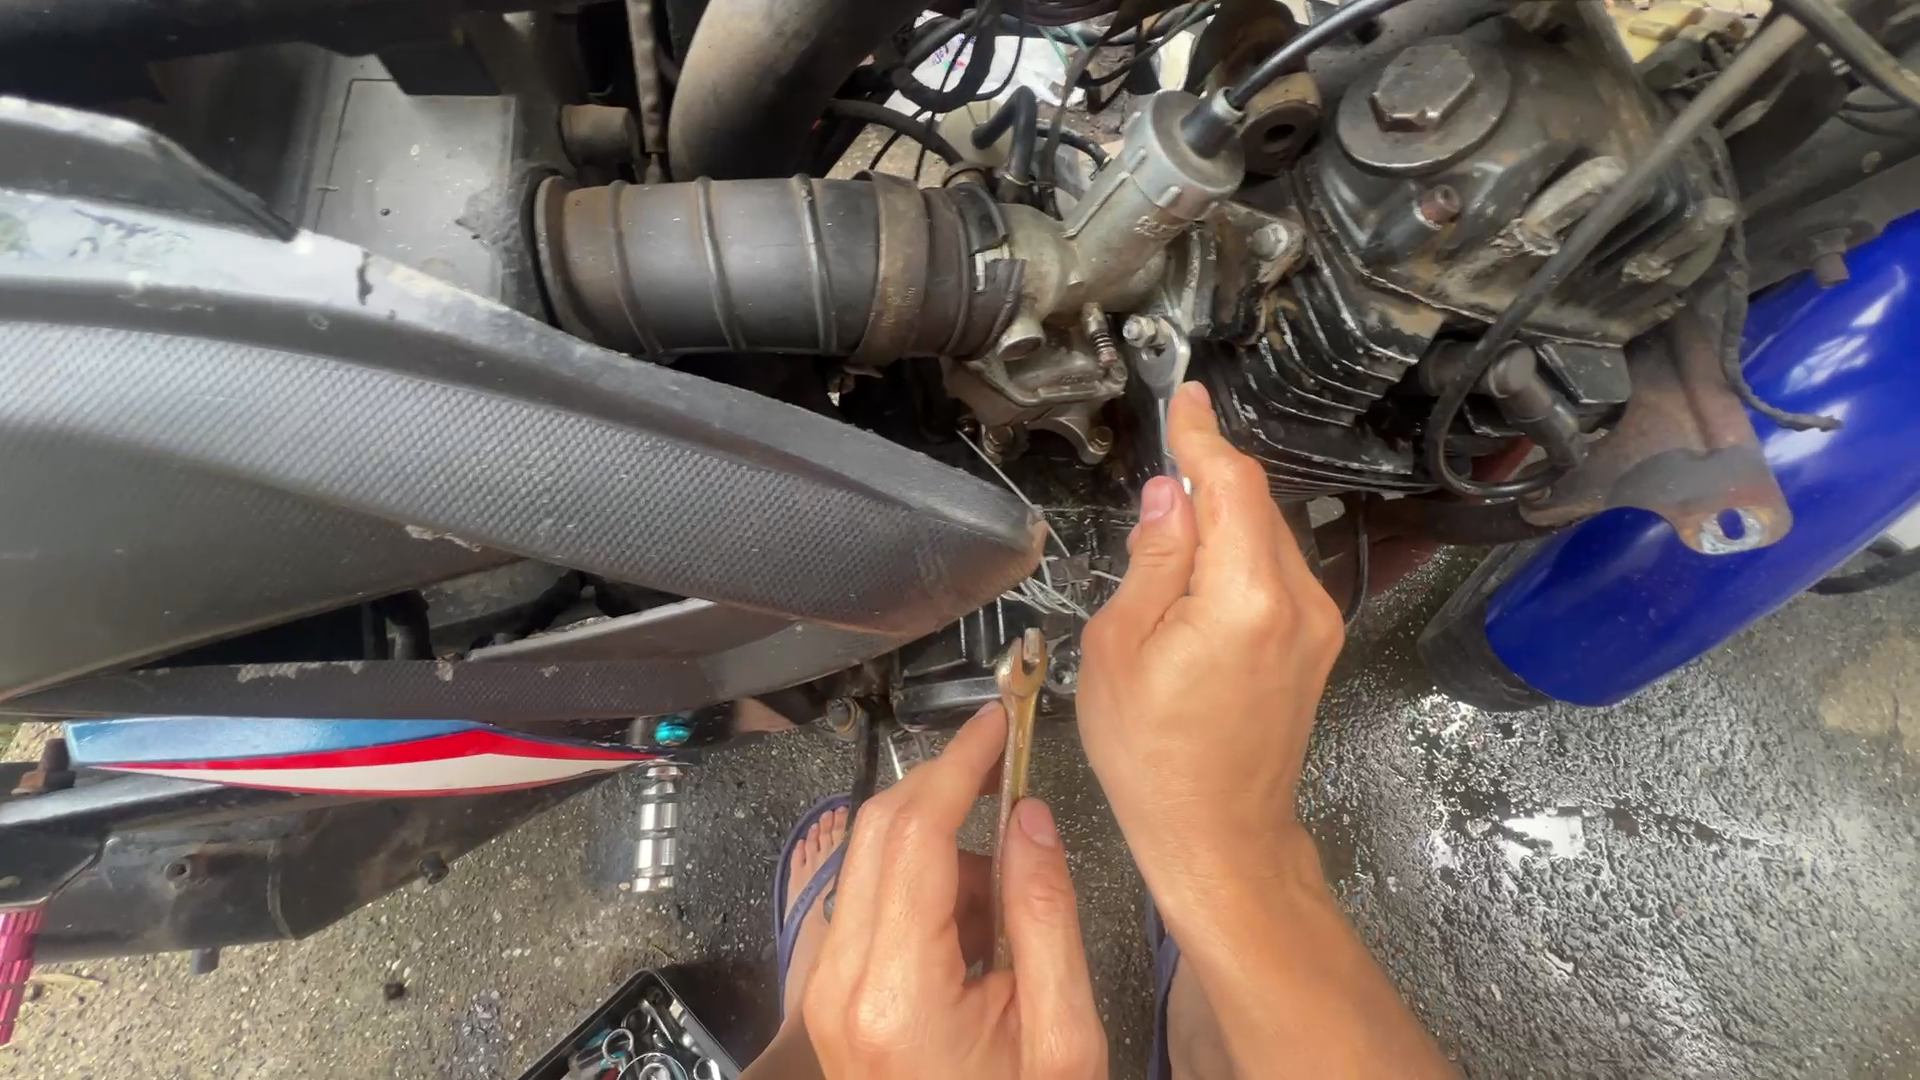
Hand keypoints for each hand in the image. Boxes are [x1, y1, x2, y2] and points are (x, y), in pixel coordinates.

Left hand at [803, 704, 1107, 1079]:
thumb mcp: (1062, 1038)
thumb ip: (1045, 913)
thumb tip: (1030, 817)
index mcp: (898, 995)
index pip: (917, 833)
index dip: (959, 763)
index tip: (995, 725)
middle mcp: (844, 980)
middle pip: (882, 826)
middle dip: (948, 785)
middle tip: (1007, 779)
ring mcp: (829, 984)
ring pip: (874, 851)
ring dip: (942, 843)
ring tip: (1003, 909)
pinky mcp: (834, 985)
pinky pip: (873, 891)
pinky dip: (926, 879)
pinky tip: (973, 930)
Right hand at [1077, 381, 1344, 879]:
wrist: (1215, 830)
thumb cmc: (1152, 751)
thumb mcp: (1120, 646)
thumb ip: (1152, 559)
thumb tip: (1168, 496)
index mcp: (1243, 598)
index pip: (1232, 484)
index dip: (1204, 435)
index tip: (1187, 398)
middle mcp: (1299, 602)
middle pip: (1254, 505)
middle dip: (1205, 480)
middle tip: (1154, 487)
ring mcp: (1317, 624)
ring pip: (1265, 535)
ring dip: (1219, 518)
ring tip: (1165, 547)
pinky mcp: (1316, 642)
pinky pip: (1275, 570)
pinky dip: (1236, 552)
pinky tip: (1196, 578)